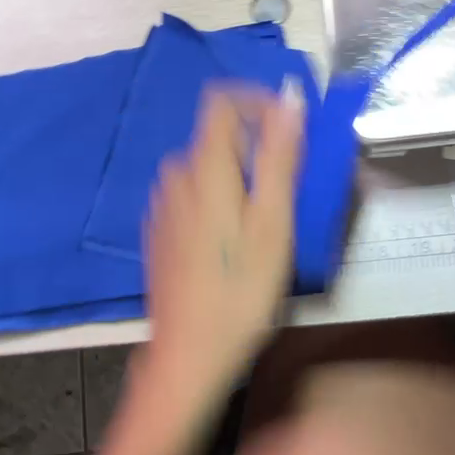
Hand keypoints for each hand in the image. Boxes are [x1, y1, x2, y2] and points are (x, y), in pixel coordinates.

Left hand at [141, 85, 303, 399]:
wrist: (188, 357)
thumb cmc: (241, 291)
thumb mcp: (273, 223)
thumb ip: (280, 156)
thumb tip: (291, 97)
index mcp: (203, 167)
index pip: (223, 101)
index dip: (260, 103)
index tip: (293, 131)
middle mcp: (175, 177)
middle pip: (219, 137)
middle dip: (258, 149)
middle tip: (290, 193)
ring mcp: (163, 207)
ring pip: (208, 168)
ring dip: (241, 178)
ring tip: (267, 223)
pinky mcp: (160, 234)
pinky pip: (195, 196)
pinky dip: (221, 201)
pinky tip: (235, 244)